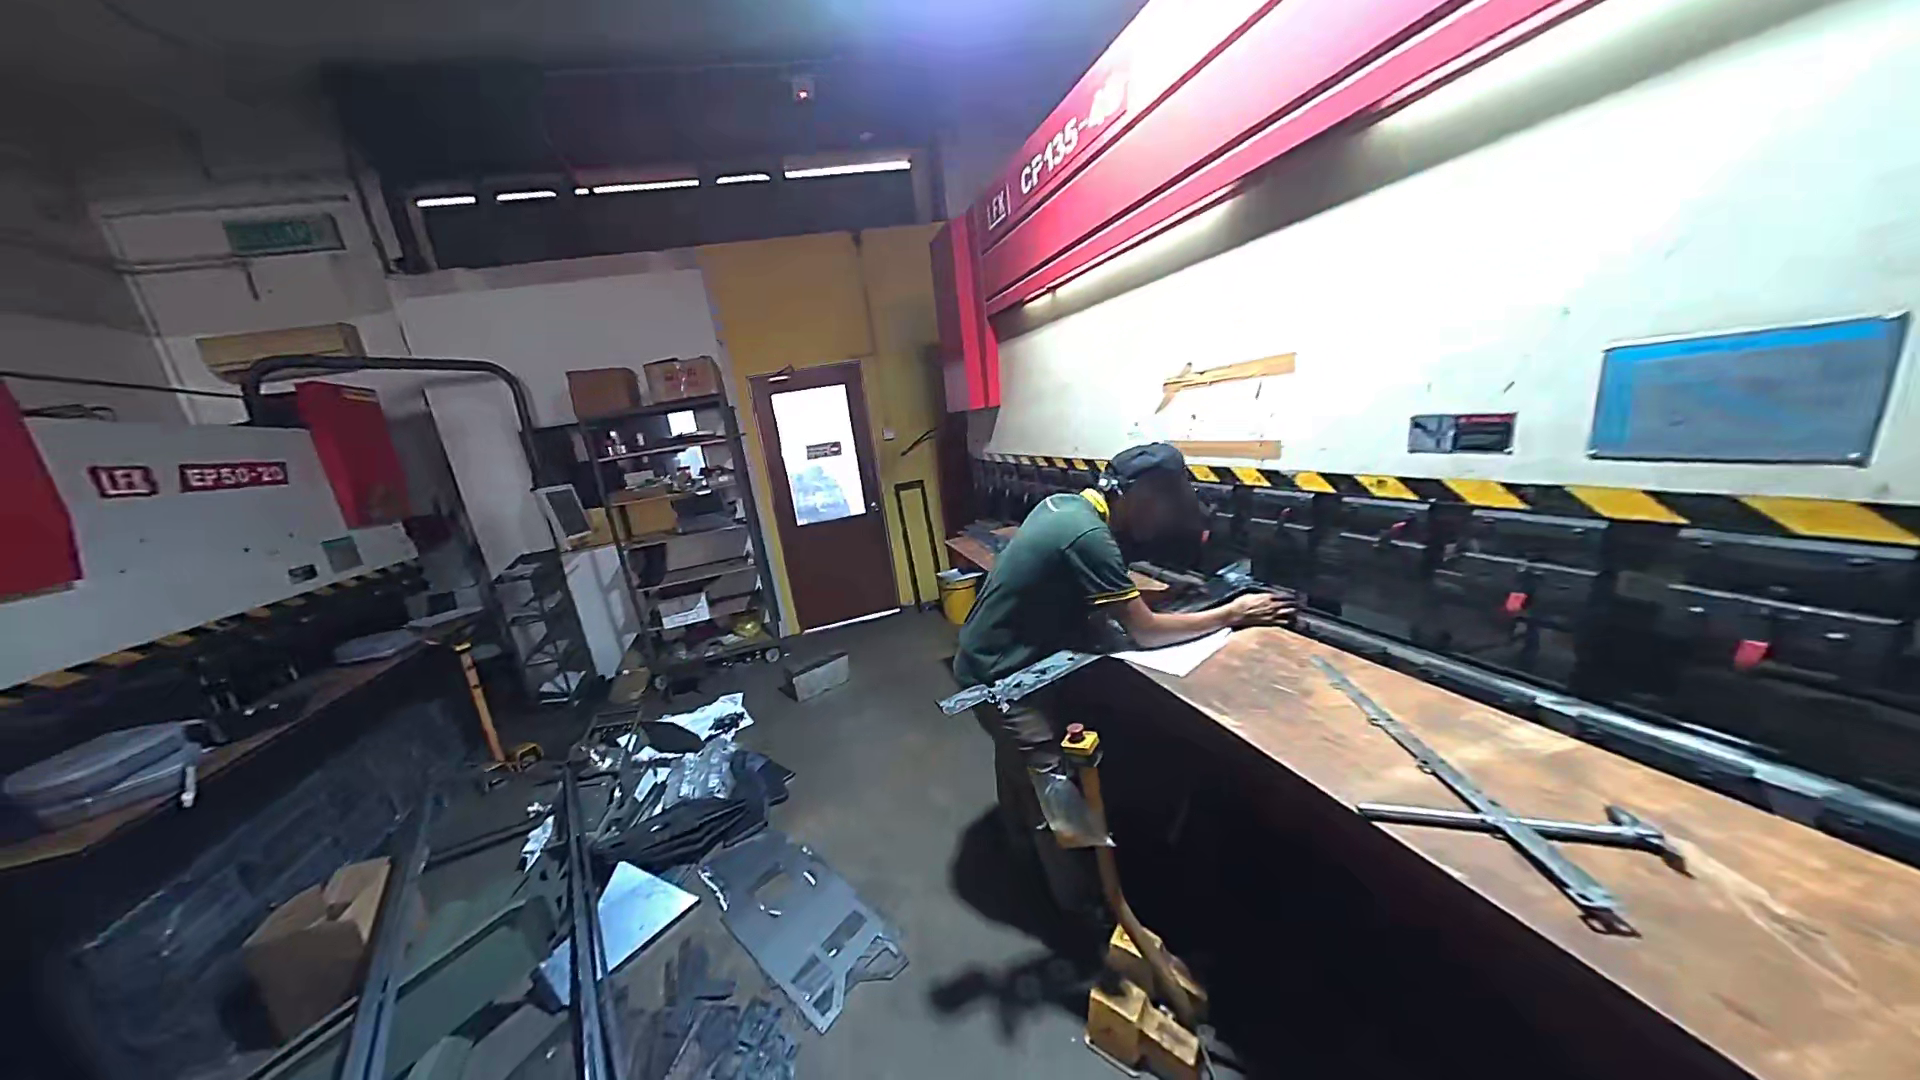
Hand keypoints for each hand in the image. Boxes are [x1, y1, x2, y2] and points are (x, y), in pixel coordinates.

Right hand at [1225, 593, 1293, 626]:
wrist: (1235, 615)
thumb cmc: (1240, 603)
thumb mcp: (1251, 594)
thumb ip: (1262, 594)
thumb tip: (1267, 594)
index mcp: (1267, 597)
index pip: (1284, 595)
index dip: (1292, 595)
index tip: (1297, 594)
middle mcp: (1272, 605)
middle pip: (1289, 603)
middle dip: (1296, 602)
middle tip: (1302, 602)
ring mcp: (1272, 615)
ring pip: (1288, 612)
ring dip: (1295, 611)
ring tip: (1298, 610)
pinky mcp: (1270, 622)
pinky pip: (1283, 622)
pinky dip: (1289, 620)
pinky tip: (1292, 619)